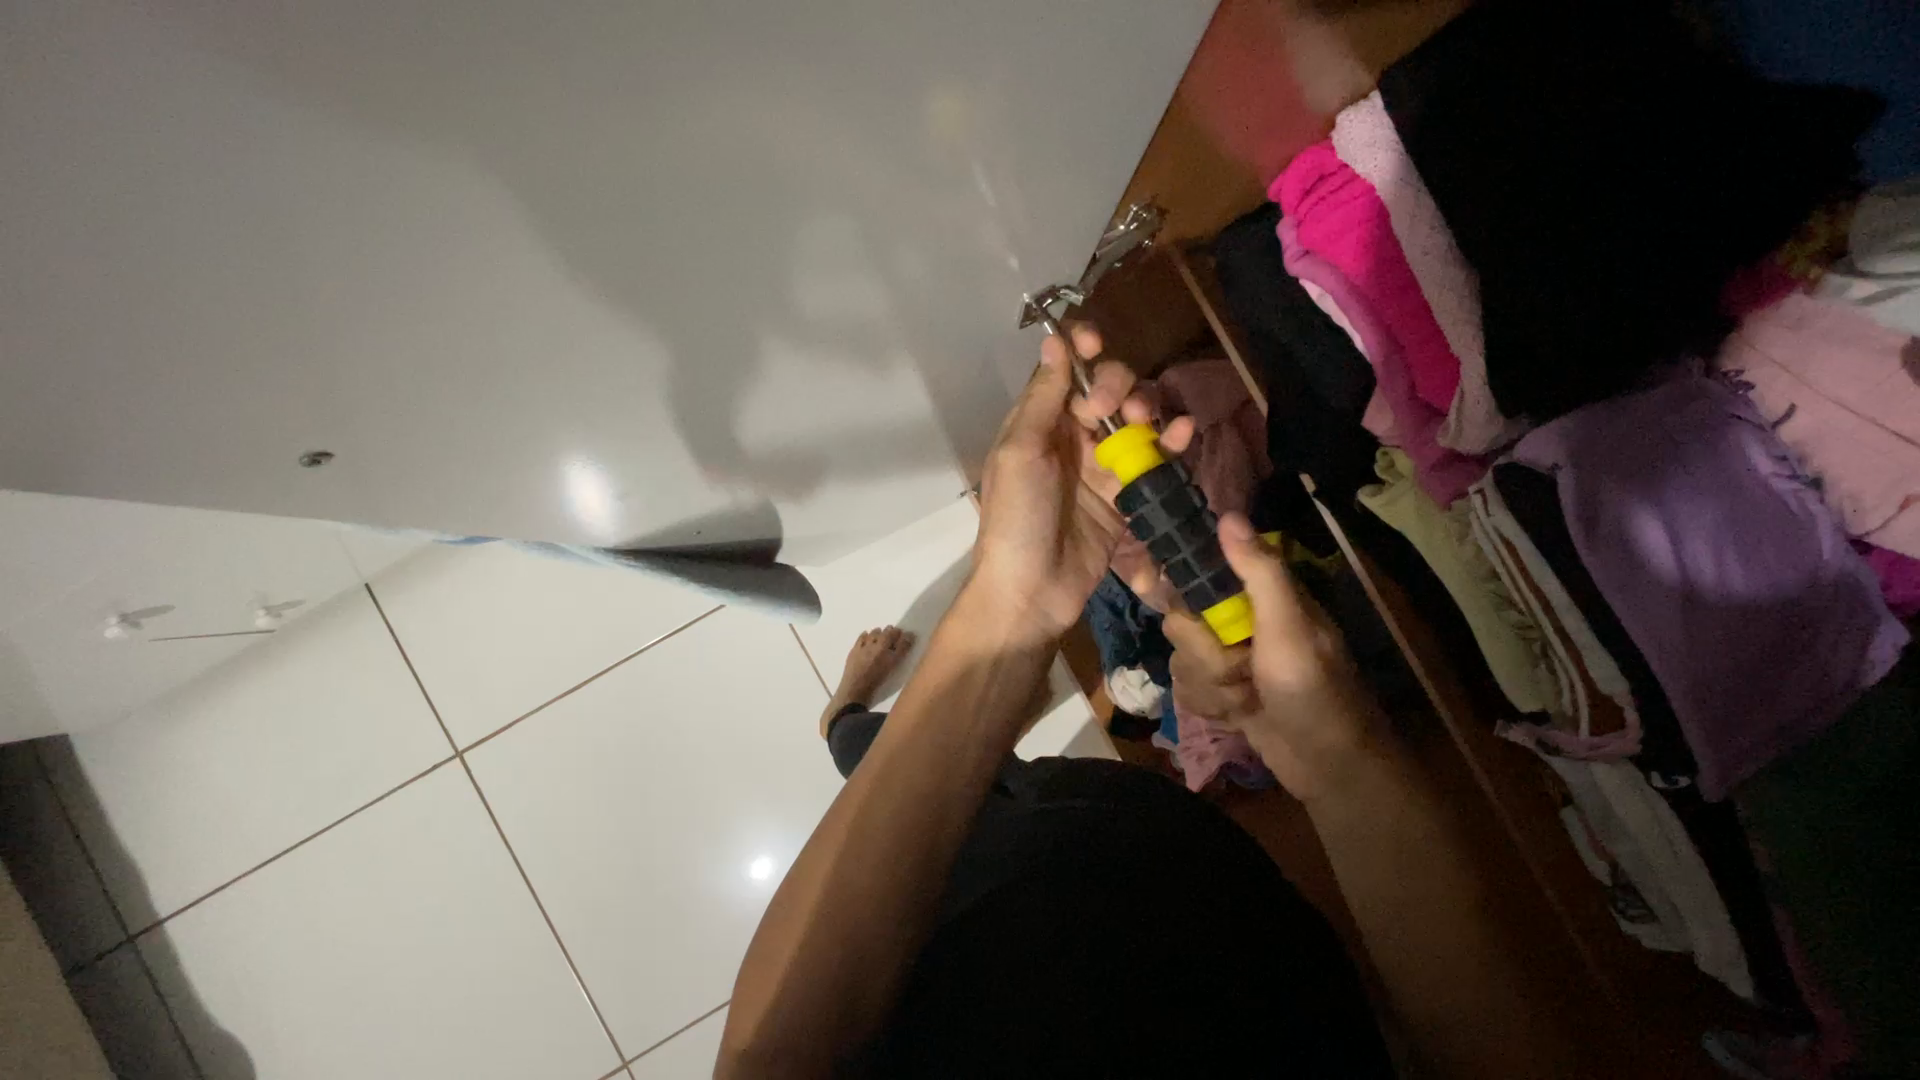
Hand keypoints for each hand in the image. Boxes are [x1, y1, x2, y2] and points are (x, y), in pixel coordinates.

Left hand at [968, 326, 1189, 638]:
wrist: (1031, 590)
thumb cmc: (1015, 518)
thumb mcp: (1020, 453)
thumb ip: (1043, 398)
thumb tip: (1054, 340)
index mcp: (1037, 423)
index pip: (1065, 371)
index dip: (1081, 349)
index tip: (1095, 340)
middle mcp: (1070, 437)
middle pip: (1106, 389)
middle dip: (1116, 384)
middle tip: (1110, 409)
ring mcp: (1101, 465)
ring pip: (1135, 419)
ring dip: (1146, 408)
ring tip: (1144, 420)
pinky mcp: (1126, 494)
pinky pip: (1154, 458)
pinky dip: (1171, 441)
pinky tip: (1182, 434)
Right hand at [1161, 514, 1378, 802]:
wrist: (1329, 768)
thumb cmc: (1314, 691)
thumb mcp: (1290, 628)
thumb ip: (1259, 573)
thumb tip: (1228, 516)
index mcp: (1258, 595)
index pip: (1198, 571)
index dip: (1174, 581)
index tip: (1148, 586)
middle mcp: (1239, 621)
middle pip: (1179, 622)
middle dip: (1206, 655)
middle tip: (1245, 669)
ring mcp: (1227, 659)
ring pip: (1180, 659)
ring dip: (1212, 687)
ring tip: (1249, 699)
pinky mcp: (1221, 692)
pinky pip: (1187, 690)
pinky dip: (1212, 707)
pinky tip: (1240, 716)